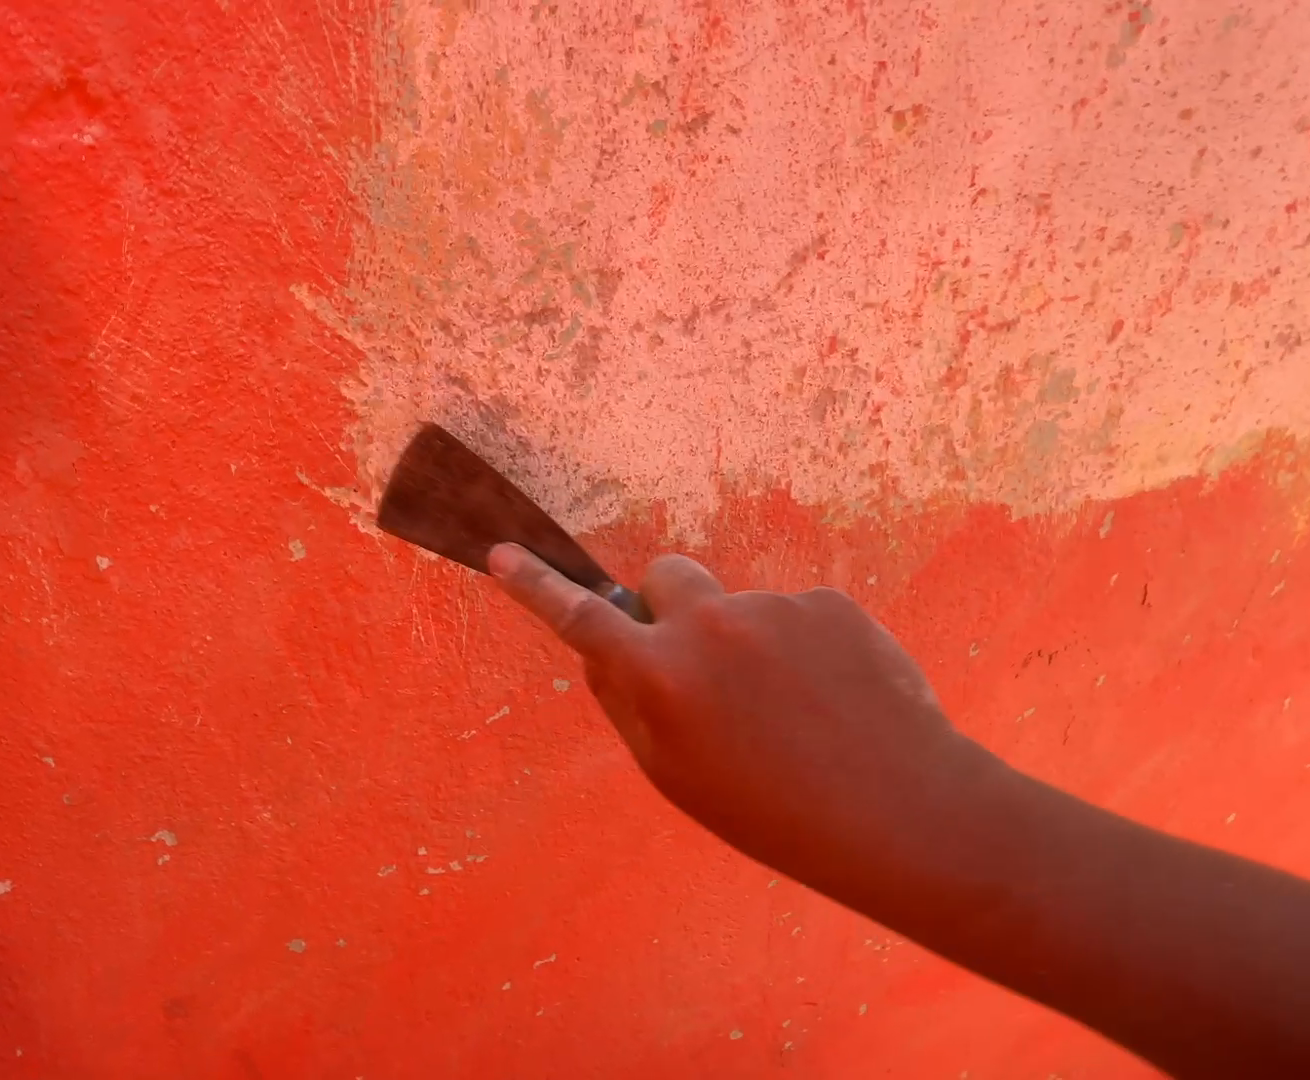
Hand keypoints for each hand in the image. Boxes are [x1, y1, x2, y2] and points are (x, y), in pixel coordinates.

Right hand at [488, 543, 994, 889]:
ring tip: (791, 703)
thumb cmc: (767, 810)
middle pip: (664, 575)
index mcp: (660, 674)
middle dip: (669, 604)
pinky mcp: (831, 603)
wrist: (908, 816)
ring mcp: (774, 607)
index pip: (578, 617)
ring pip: (735, 604)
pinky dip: (798, 643)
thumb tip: (601, 652)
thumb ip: (624, 702)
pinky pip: (791, 611)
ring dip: (744, 638)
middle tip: (699, 659)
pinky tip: (830, 693)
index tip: (503, 553)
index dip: (534, 585)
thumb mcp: (670, 771)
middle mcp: (709, 626)